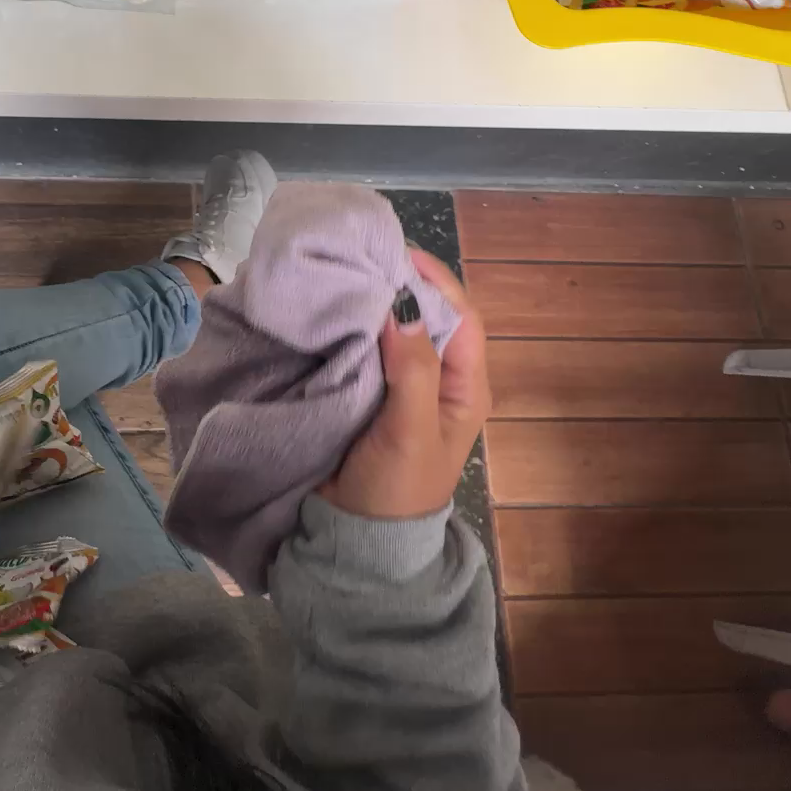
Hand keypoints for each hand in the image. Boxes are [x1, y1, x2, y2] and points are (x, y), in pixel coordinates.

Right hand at [321, 249, 491, 518]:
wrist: (355, 536)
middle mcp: (435, 377)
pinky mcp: (365, 389)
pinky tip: (327, 309)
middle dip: (400, 285)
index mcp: (464, 386)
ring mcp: (398, 383)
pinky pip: (362, 346)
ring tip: (342, 275)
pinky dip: (349, 325)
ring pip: (392, 328)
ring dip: (372, 303)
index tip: (398, 254)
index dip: (436, 283)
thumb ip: (411, 369)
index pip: (461, 317)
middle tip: (362, 257)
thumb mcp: (411, 430)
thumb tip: (401, 302)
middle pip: (426, 316)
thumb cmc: (395, 487)